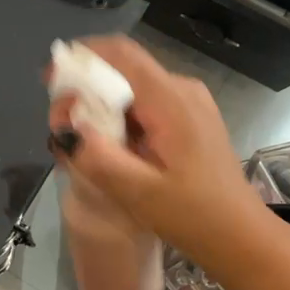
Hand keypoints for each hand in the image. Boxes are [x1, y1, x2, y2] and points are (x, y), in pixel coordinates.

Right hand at [48, 36, 267, 260]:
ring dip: (99, 108)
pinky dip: (118, 119)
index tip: (51, 79)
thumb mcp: (137, 192)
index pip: (121, 54)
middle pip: (122, 70)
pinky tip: (109, 148)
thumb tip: (67, 128)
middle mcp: (181, 90)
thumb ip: (97, 156)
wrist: (238, 235)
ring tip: (80, 142)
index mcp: (171, 101)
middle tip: (62, 128)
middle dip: (84, 91)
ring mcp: (188, 103)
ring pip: (130, 89)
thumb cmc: (192, 215)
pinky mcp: (188, 118)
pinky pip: (143, 105)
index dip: (80, 57)